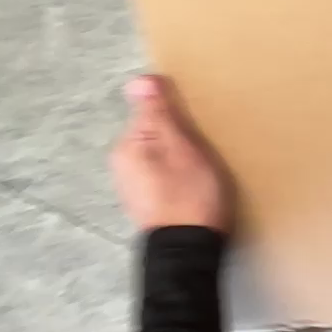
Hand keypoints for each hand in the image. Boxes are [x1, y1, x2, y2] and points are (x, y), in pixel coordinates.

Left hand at [110, 75, 230, 234]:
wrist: (189, 251)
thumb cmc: (190, 195)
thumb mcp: (182, 149)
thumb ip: (161, 116)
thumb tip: (138, 80)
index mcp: (129, 146)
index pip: (151, 110)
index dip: (178, 110)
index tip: (201, 119)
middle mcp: (123, 164)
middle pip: (154, 132)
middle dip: (178, 131)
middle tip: (208, 139)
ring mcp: (134, 185)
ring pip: (159, 153)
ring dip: (180, 151)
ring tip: (206, 160)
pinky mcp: (148, 201)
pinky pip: (162, 171)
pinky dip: (179, 168)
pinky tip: (196, 178)